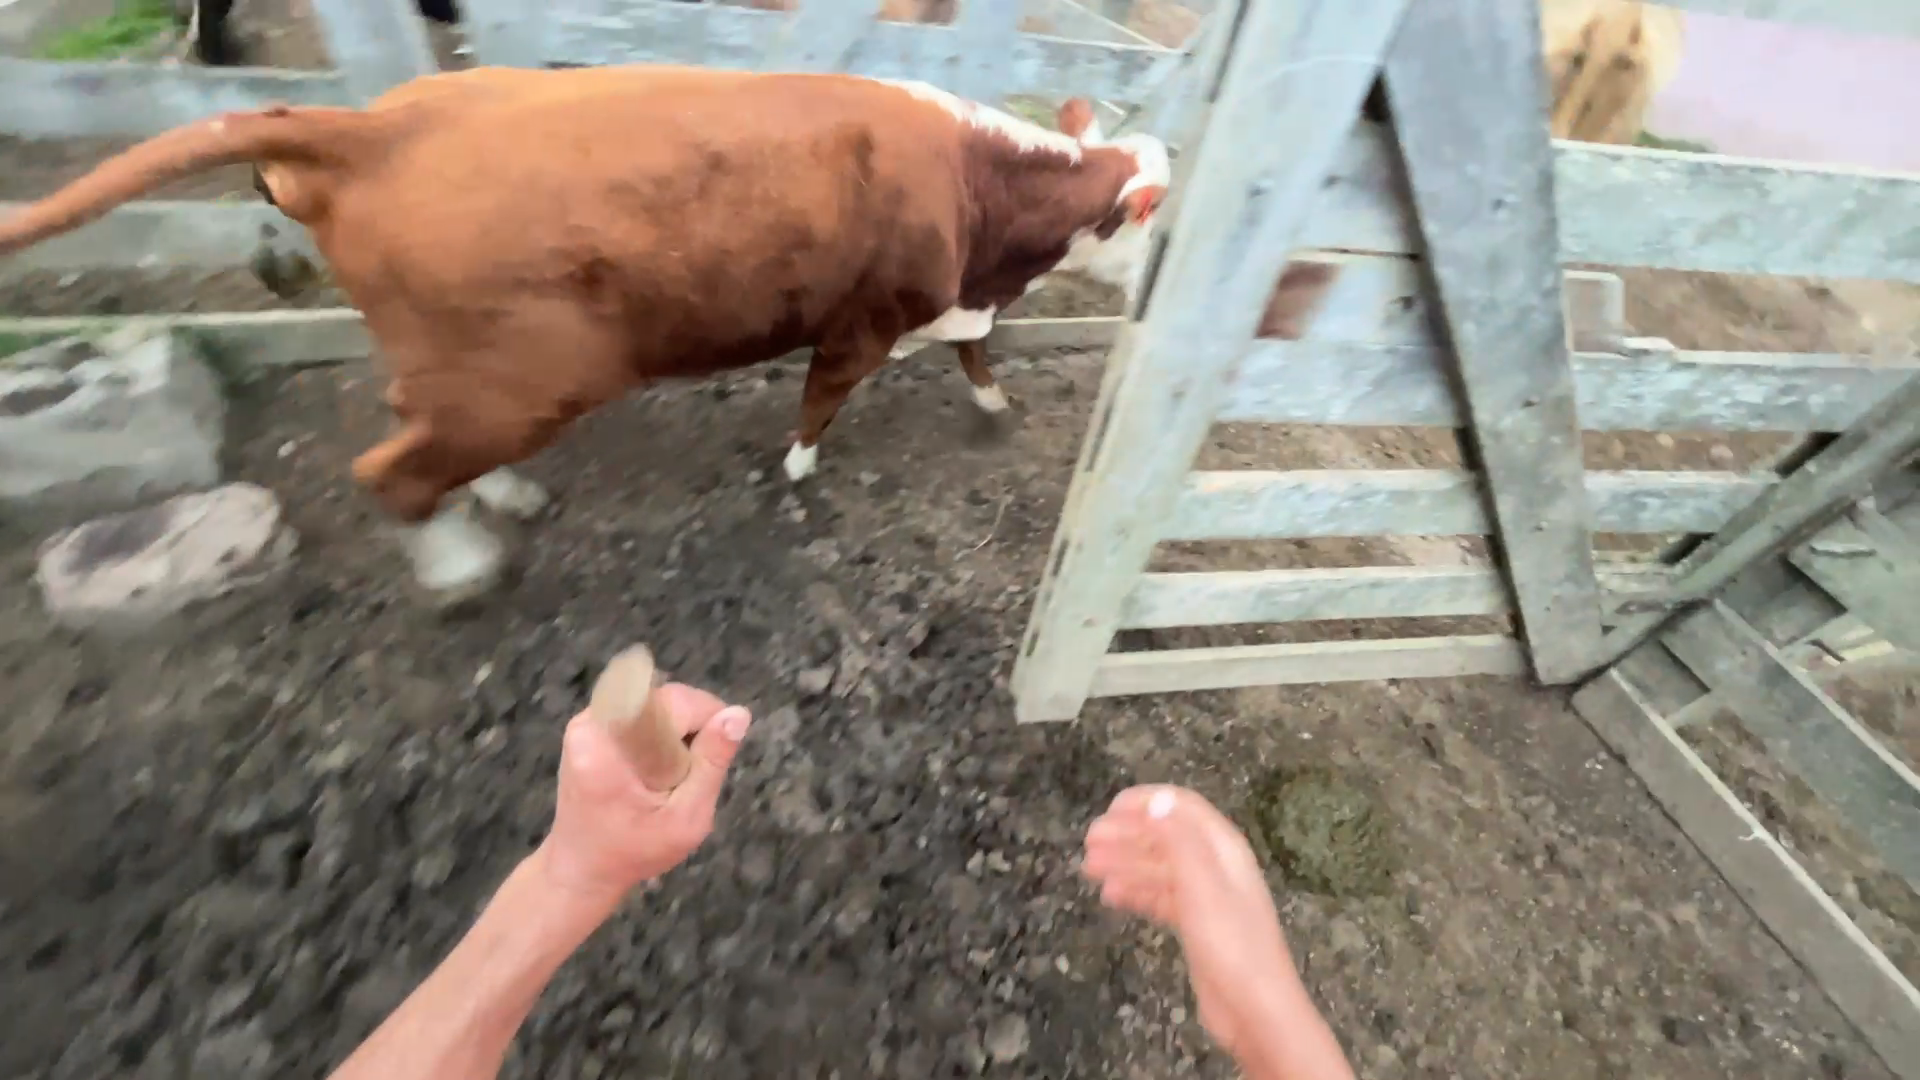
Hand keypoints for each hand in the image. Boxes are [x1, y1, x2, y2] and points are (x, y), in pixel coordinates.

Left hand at [536, 684, 751, 903]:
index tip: (711, 761)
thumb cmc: (635, 851)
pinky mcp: (589, 727)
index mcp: (607, 744)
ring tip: (674, 773)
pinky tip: (657, 766)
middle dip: (692, 729)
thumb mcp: (686, 818)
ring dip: (677, 732)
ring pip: (658, 703)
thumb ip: (712, 763)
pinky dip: (660, 734)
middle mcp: (590, 722)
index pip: (678, 702)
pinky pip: (642, 712)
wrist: (580, 871)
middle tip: (692, 773)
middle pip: (666, 699)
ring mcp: (586, 722)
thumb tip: (740, 713)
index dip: (708, 722)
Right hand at [1083, 786, 1300, 1060]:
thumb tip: (1155, 802)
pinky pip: (1159, 895)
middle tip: (1089, 842)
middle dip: (1126, 834)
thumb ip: (1179, 839)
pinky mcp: (1195, 923)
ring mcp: (1204, 894)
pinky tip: (1111, 896)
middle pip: (1164, 835)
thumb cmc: (1231, 943)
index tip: (1109, 810)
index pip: (1180, 806)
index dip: (1145, 802)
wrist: (1256, 1013)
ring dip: (1123, 861)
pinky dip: (1134, 890)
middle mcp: (1213, 864)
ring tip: (1090, 868)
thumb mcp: (1203, 884)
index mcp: (1221, 846)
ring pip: (1157, 866)